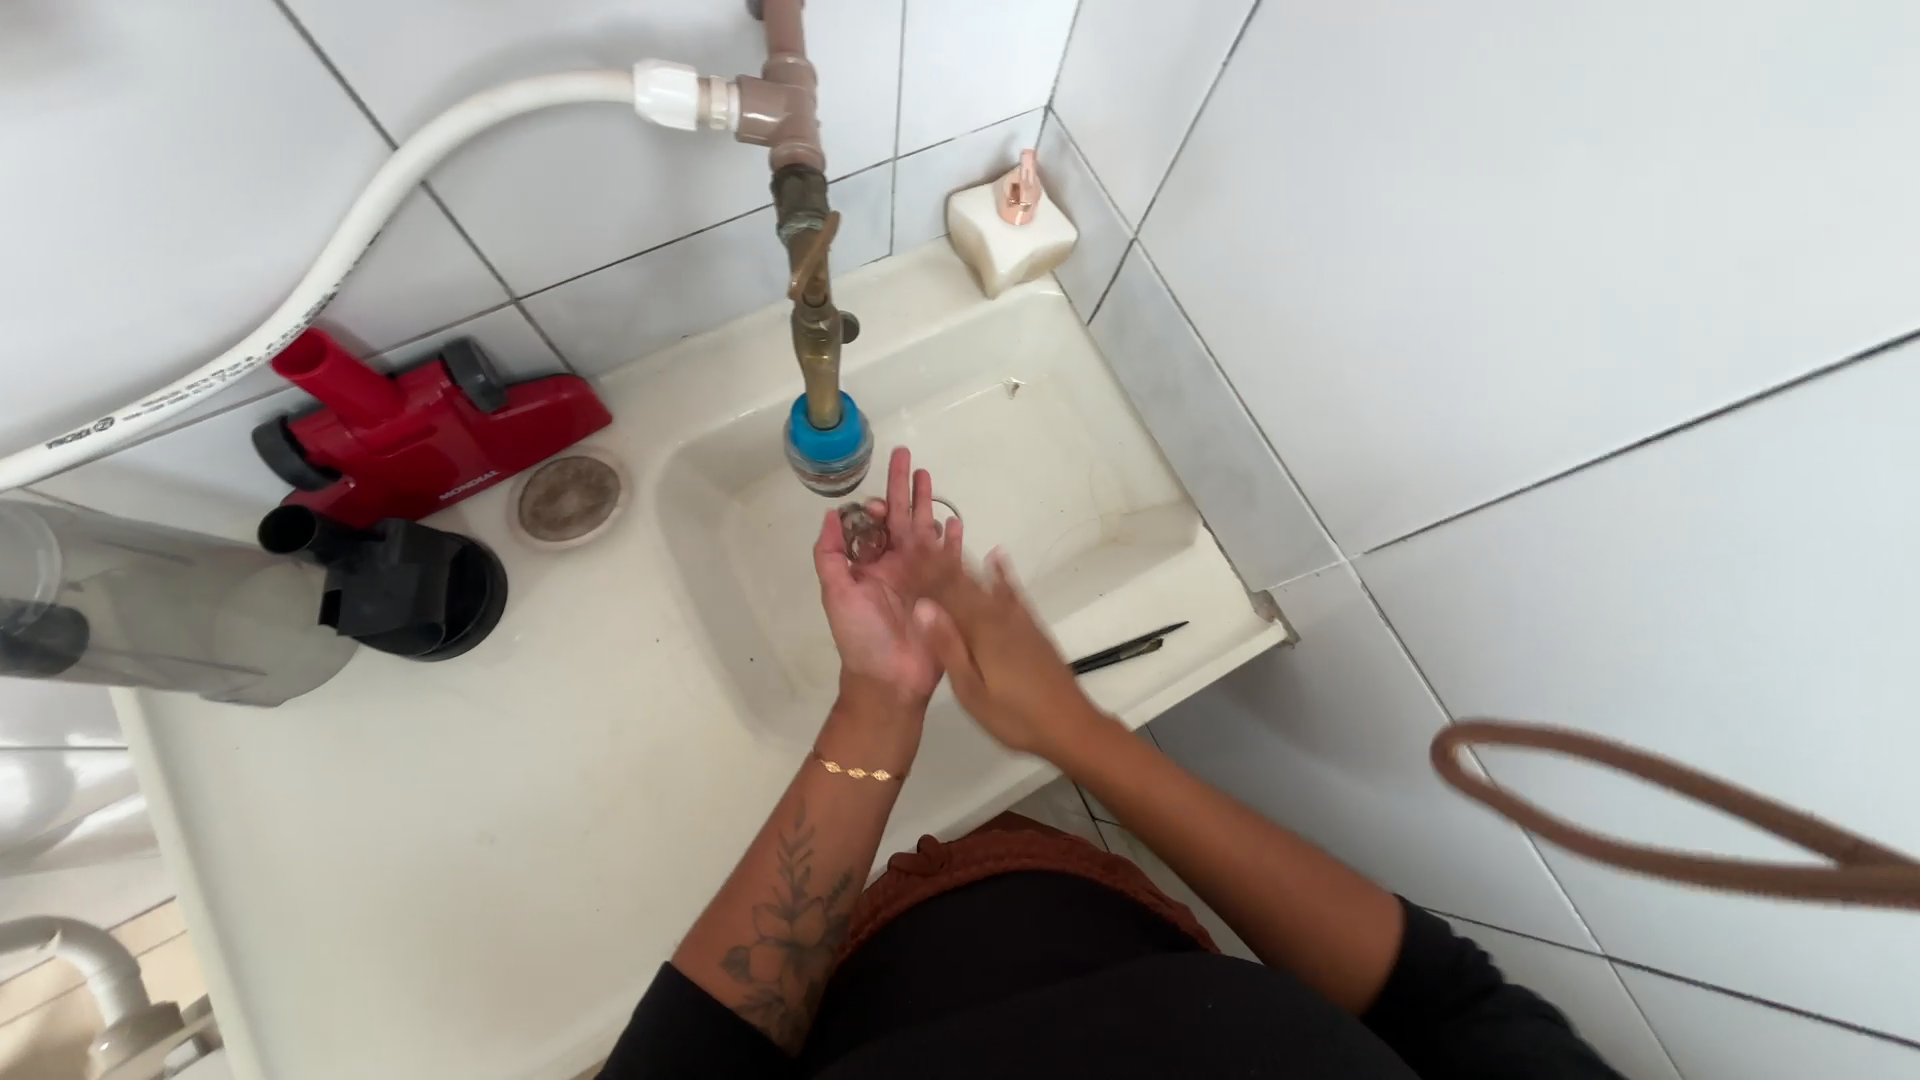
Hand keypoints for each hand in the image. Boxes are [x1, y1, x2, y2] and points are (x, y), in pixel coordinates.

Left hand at [812, 447, 964, 706]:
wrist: (891, 677)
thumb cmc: (861, 636)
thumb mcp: (836, 593)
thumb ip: (831, 555)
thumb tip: (831, 515)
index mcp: (871, 563)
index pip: (875, 524)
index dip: (876, 506)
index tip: (879, 503)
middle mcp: (897, 563)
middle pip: (902, 517)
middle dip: (904, 487)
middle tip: (907, 456)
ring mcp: (922, 575)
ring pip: (926, 530)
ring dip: (928, 504)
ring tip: (929, 476)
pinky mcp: (944, 589)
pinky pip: (950, 559)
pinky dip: (954, 540)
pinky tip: (956, 521)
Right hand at [911, 551, 1118, 760]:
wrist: (1069, 724)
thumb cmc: (1014, 715)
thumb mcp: (971, 690)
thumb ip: (948, 647)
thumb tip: (922, 606)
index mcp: (979, 630)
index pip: (943, 593)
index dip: (921, 572)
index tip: (900, 551)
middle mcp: (998, 615)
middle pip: (963, 581)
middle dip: (937, 559)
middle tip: (915, 535)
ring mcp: (1018, 618)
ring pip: (985, 581)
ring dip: (963, 559)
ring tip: (943, 537)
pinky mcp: (1031, 626)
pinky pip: (1012, 591)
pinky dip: (1001, 572)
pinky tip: (996, 556)